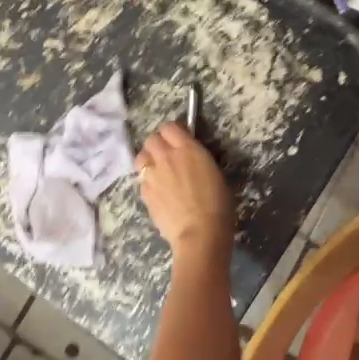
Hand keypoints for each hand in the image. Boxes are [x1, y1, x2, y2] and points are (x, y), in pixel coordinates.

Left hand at [138, 121, 234, 262]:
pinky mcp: (145, 193)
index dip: (173, 132)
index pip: (169, 126)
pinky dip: (148, 182)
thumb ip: (196, 159)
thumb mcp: (213, 172)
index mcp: (187, 148)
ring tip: (157, 171)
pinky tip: (158, 192)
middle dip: (158, 144)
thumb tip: (188, 158)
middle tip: (167, 155)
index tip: (179, 140)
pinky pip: (142, 180)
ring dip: (148, 160)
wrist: (199, 233)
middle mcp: (166, 157)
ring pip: (141, 157)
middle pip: (151, 139)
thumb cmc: (217, 203)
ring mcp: (153, 176)